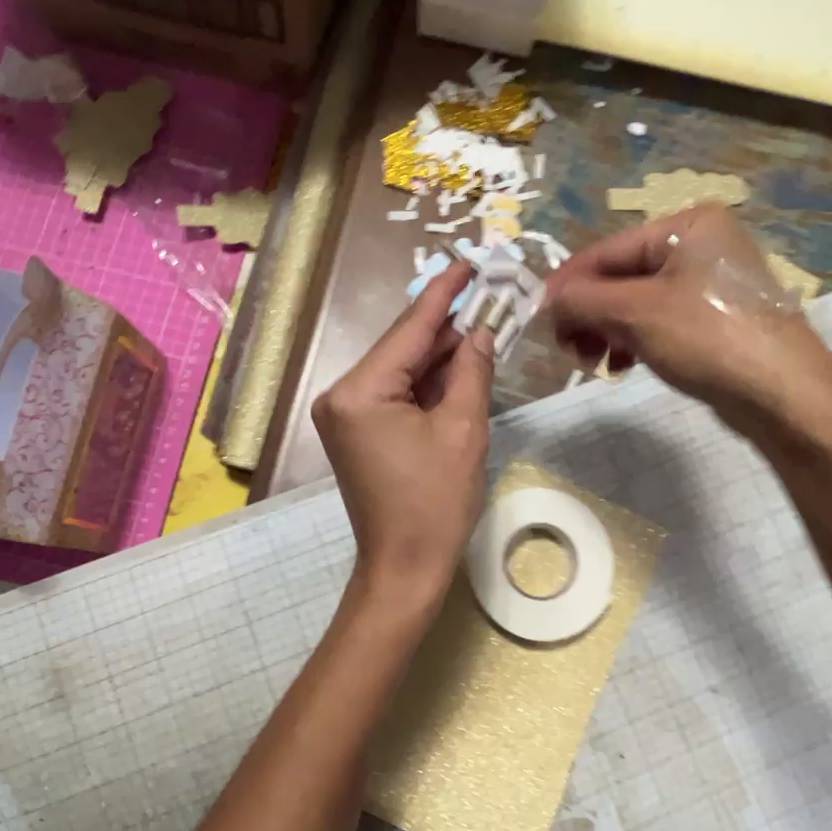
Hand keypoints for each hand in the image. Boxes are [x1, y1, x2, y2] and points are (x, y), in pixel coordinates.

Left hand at [314, 261, 494, 601]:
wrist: (404, 568)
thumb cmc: (435, 504)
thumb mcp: (463, 430)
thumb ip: (471, 370)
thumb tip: (481, 330)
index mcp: (360, 391)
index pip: (409, 329)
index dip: (444, 294)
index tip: (468, 261)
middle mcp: (342, 395)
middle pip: (403, 348)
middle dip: (447, 327)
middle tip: (489, 297)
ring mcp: (345, 415)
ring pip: (401, 371)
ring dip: (440, 356)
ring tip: (484, 326)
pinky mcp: (356, 433)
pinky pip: (395, 395)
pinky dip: (426, 384)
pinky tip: (460, 365)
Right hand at [545, 205, 831, 440]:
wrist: (784, 395)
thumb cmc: (709, 338)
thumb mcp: (635, 314)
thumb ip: (582, 300)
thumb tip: (544, 300)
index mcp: (688, 224)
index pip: (607, 249)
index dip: (567, 283)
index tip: (535, 316)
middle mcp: (702, 243)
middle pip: (621, 276)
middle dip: (589, 313)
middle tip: (568, 348)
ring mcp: (712, 281)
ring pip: (637, 302)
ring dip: (607, 330)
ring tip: (594, 363)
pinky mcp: (718, 317)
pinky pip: (660, 320)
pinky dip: (634, 340)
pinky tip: (623, 365)